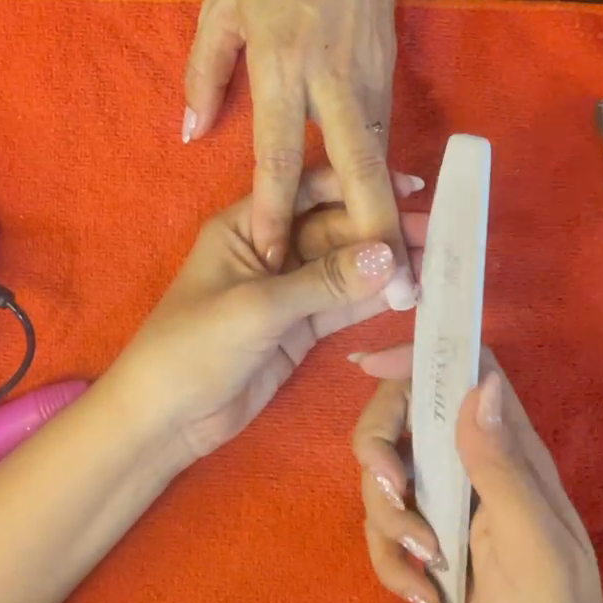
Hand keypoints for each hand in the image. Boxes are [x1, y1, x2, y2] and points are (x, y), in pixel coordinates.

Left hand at [105, 169, 428, 464]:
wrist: (164, 417)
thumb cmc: (191, 348)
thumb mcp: (256, 309)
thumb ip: (322, 282)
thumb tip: (389, 253)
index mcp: (244, 225)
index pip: (306, 190)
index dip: (355, 184)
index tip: (409, 185)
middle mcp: (268, 248)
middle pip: (333, 229)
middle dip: (381, 229)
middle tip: (438, 234)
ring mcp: (285, 289)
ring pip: (343, 268)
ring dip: (385, 265)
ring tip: (438, 261)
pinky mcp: (297, 327)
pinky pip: (341, 304)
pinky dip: (372, 298)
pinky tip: (410, 293)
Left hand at [184, 0, 423, 307]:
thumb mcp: (221, 5)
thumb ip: (204, 73)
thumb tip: (190, 132)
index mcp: (280, 65)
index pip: (277, 154)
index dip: (275, 211)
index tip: (274, 261)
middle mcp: (330, 78)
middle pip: (356, 167)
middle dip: (372, 228)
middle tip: (392, 284)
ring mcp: (369, 71)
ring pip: (377, 150)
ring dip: (386, 206)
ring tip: (396, 260)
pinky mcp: (390, 64)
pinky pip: (381, 124)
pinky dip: (381, 165)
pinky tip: (379, 198)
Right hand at [350, 349, 602, 602]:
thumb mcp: (534, 546)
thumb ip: (503, 466)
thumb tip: (481, 382)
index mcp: (510, 453)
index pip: (464, 375)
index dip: (419, 357)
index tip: (370, 366)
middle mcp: (470, 466)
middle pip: (402, 416)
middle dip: (381, 448)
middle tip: (391, 487)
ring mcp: (442, 503)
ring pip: (382, 473)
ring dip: (391, 519)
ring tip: (427, 565)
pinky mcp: (420, 541)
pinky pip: (379, 526)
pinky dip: (391, 559)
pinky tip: (424, 594)